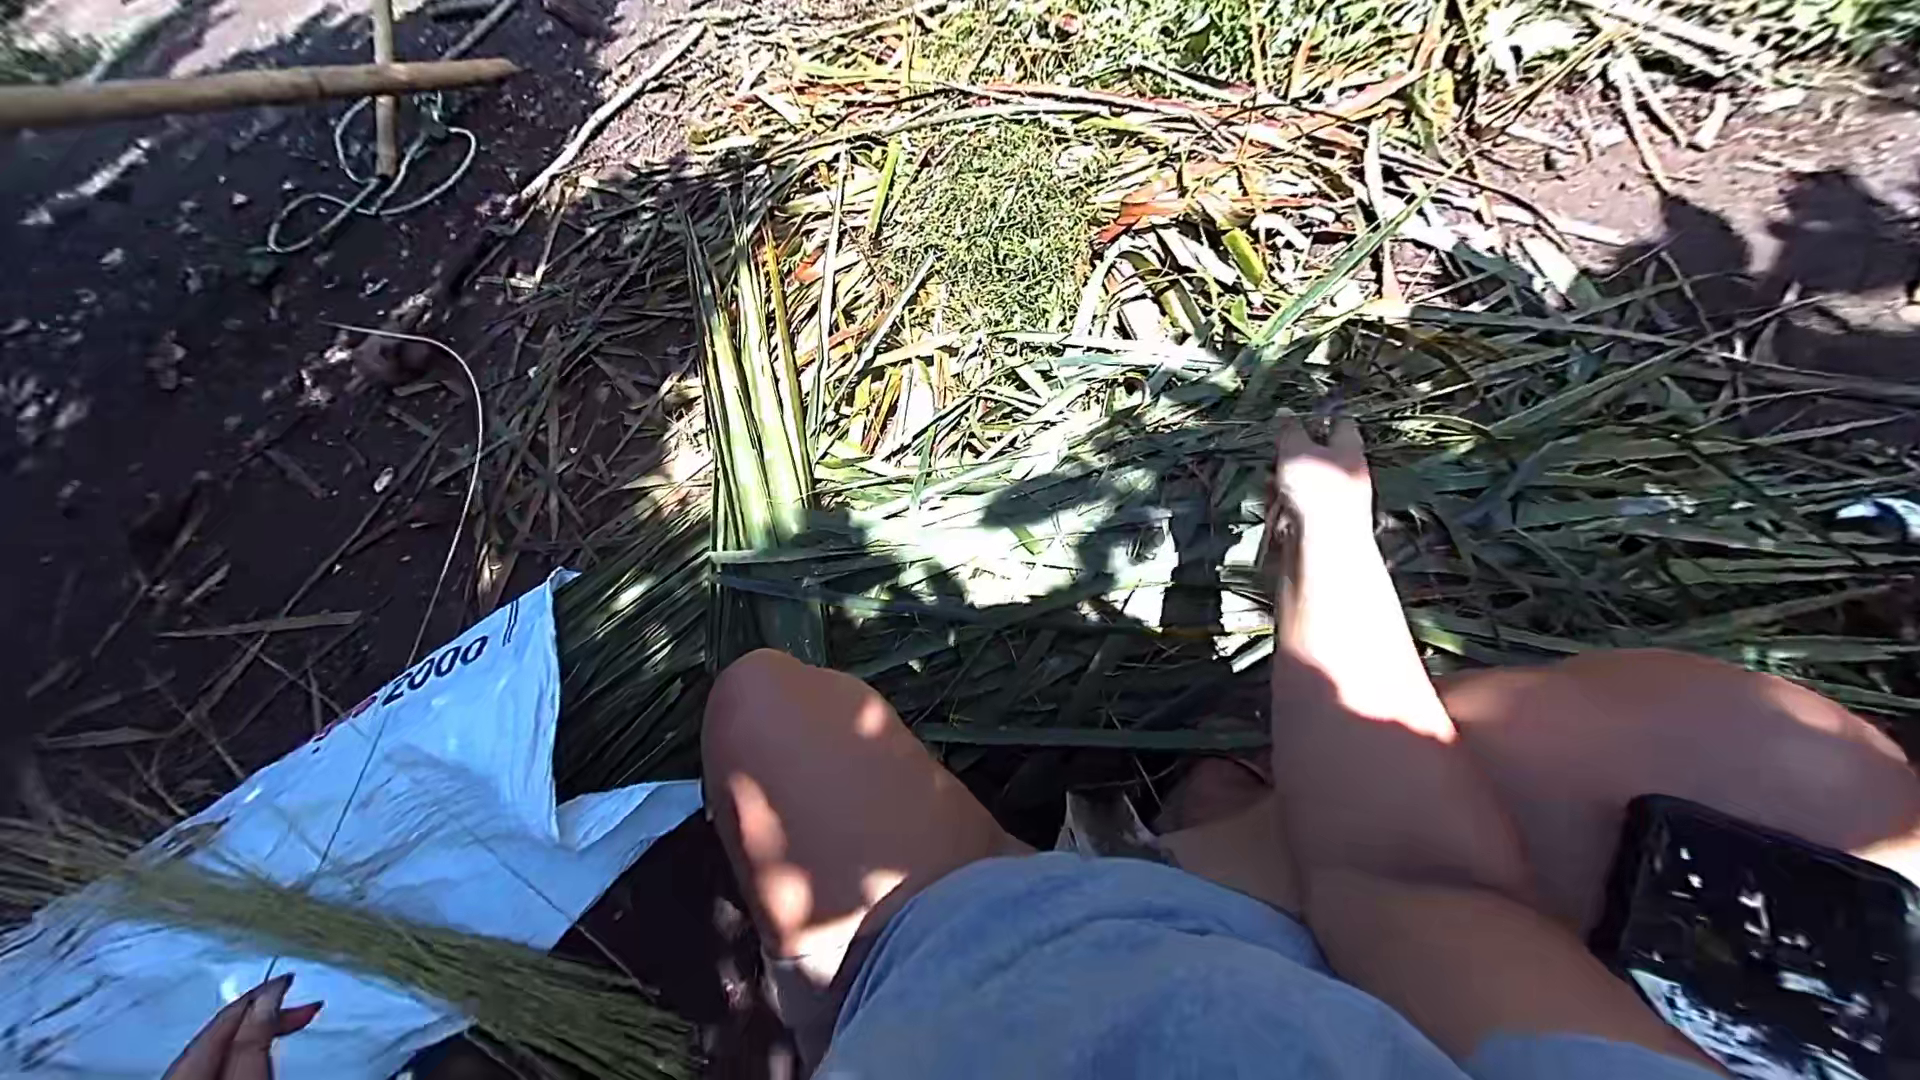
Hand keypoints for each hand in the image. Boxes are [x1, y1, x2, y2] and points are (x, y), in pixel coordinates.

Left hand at [162, 974, 321, 1079]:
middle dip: (262, 1019)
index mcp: (182, 1076)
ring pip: (214, 1058)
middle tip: (308, 1009)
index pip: (218, 1025)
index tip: (293, 978)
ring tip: (293, 1026)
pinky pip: (212, 1072)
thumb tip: (270, 993)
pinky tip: (260, 1054)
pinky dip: (242, 1057)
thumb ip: (255, 1040)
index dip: (257, 998)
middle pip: (214, 1042)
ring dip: (256, 1036)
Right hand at [1270, 415, 1372, 535]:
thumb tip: (1284, 412)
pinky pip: (1293, 503)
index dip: (1315, 418)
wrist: (1324, 543)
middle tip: (1275, 457)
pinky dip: (1280, 501)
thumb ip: (1289, 431)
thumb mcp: (1296, 450)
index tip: (1292, 417)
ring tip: (1271, 486)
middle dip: (1288, 455)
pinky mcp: (1315, 519)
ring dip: (1280, 480)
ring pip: (1299, 480)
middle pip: (1313, 453)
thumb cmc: (1317, 491)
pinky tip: (1274, 507)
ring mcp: (1330, 497)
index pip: (1337, 422)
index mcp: (1348, 449)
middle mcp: (1344, 471)